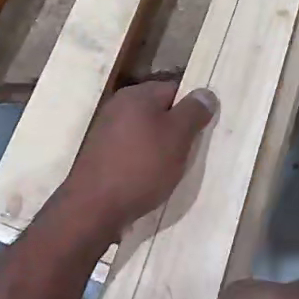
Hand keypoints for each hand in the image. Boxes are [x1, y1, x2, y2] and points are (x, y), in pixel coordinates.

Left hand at [52, 80, 216, 241]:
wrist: (92, 210)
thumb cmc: (141, 167)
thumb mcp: (178, 137)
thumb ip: (194, 111)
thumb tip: (206, 93)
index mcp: (137, 95)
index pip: (175, 89)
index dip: (192, 108)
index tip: (203, 129)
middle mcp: (118, 106)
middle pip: (160, 110)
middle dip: (177, 128)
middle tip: (190, 151)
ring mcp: (106, 130)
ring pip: (146, 131)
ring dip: (161, 146)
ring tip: (171, 168)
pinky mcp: (100, 154)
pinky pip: (132, 148)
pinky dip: (144, 159)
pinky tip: (149, 178)